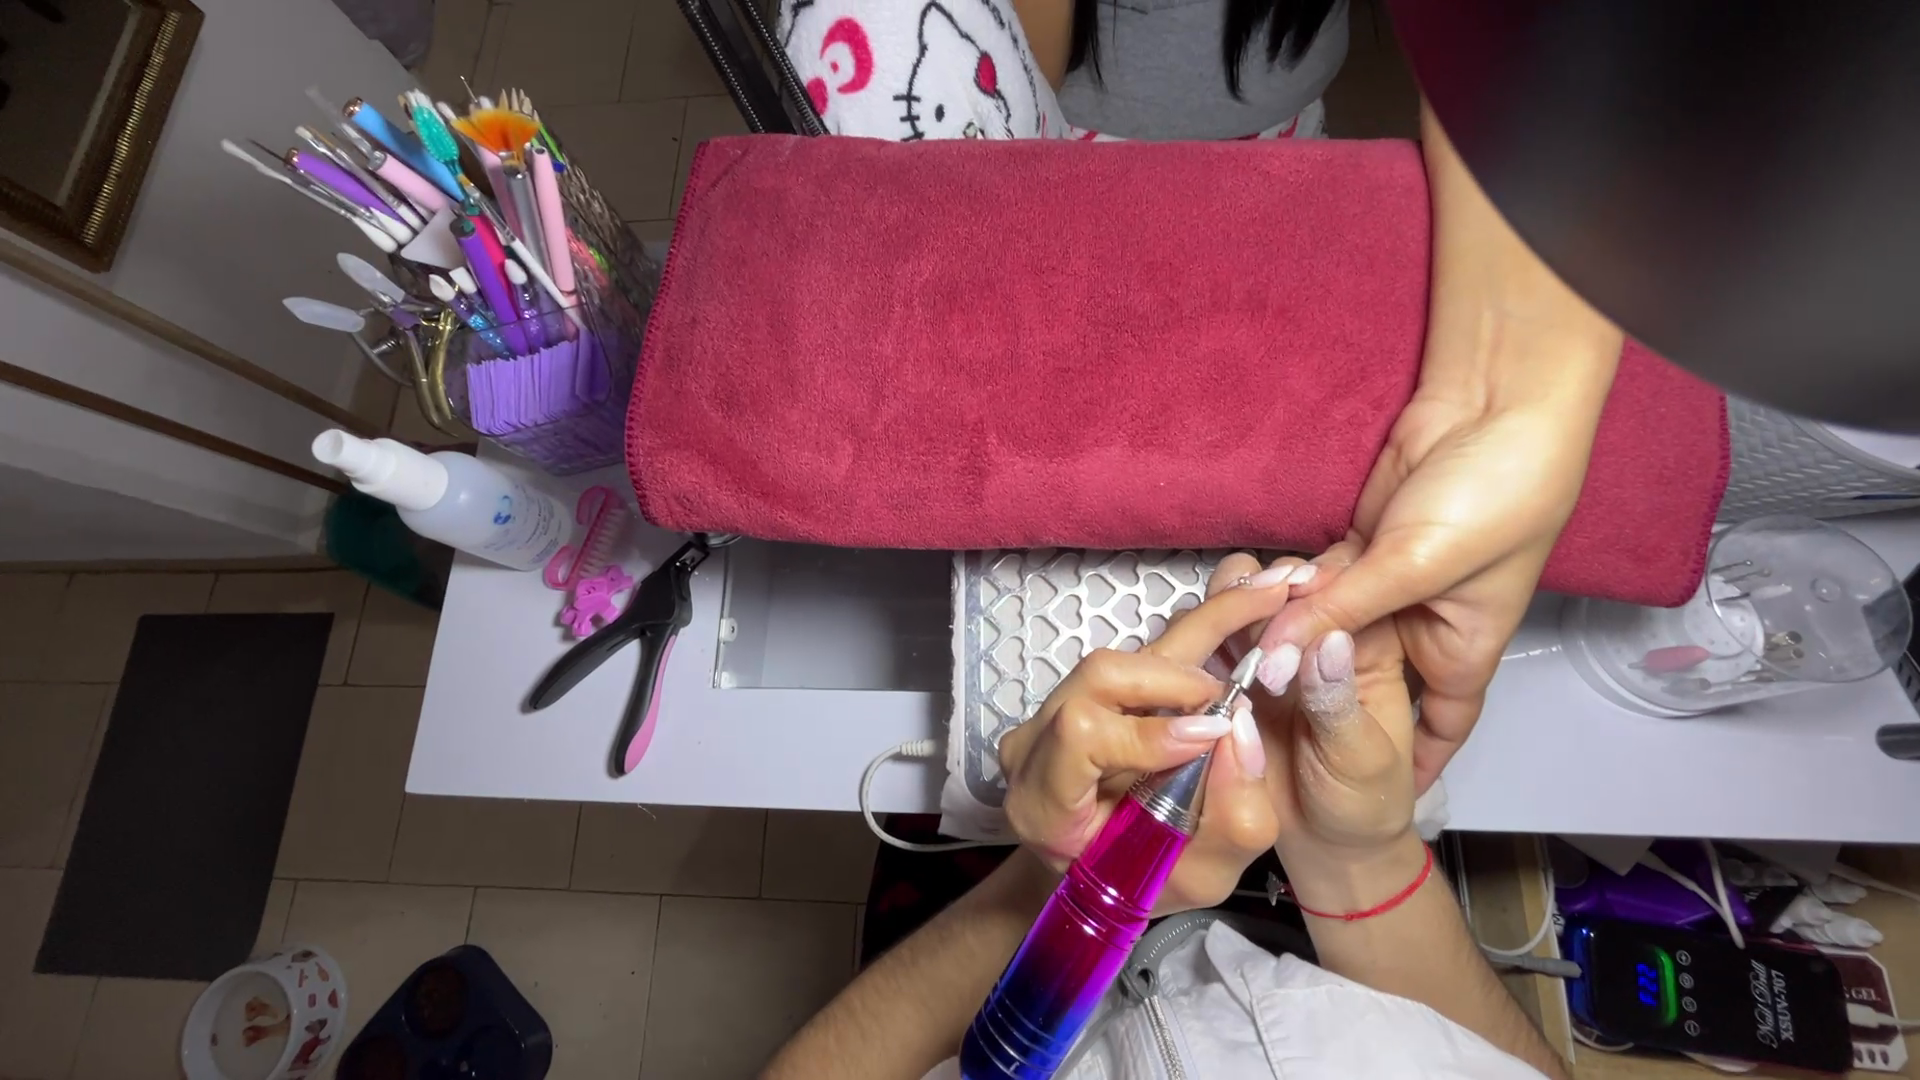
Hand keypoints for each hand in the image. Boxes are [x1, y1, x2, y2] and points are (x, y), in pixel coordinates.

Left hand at [996, 573, 1300, 913]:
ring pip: (1112, 661)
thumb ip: (1229, 817)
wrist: (1100, 867)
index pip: (1080, 736)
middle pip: (1095, 678)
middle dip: (1178, 670)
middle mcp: (1031, 747)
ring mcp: (1044, 714)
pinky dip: (1183, 642)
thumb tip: (1238, 728)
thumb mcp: (1201, 876)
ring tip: (1255, 616)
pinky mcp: (1070, 692)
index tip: (1212, 731)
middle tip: (1252, 654)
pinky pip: (1125, 660)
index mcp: (1042, 804)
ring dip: (1187, 644)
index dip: (1148, 730)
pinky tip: (1235, 617)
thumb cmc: (1144, 882)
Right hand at [1206, 555, 1416, 872]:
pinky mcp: (1221, 681)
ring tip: (1209, 632)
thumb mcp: (1362, 757)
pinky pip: (1201, 648)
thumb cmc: (1363, 803)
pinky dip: (1190, 645)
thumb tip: (1327, 641)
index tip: (1285, 589)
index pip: (1335, 594)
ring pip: (1233, 610)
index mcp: (1357, 649)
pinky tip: (1184, 659)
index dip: (1309, 585)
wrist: (1323, 849)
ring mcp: (1260, 659)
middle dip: (1253, 588)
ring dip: (1217, 611)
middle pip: (1275, 589)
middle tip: (1241, 608)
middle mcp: (1304, 643)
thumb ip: (1339, 703)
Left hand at [1259, 397, 1591, 790]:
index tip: (1376, 798)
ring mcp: (1385, 584)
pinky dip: (1290, 588)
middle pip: (1358, 671)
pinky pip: (1317, 582)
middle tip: (1255, 713)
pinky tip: (1255, 597)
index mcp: (1460, 646)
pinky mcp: (1359, 548)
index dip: (1415, 763)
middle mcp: (1419, 623)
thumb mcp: (1416, 567)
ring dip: (1291, 632)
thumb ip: (1343, 612)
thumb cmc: (1493, 500)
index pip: (1438, 723)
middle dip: (1315, 688)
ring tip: (1237, 656)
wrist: (1489, 411)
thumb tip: (1277, 659)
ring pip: (1326, 623)